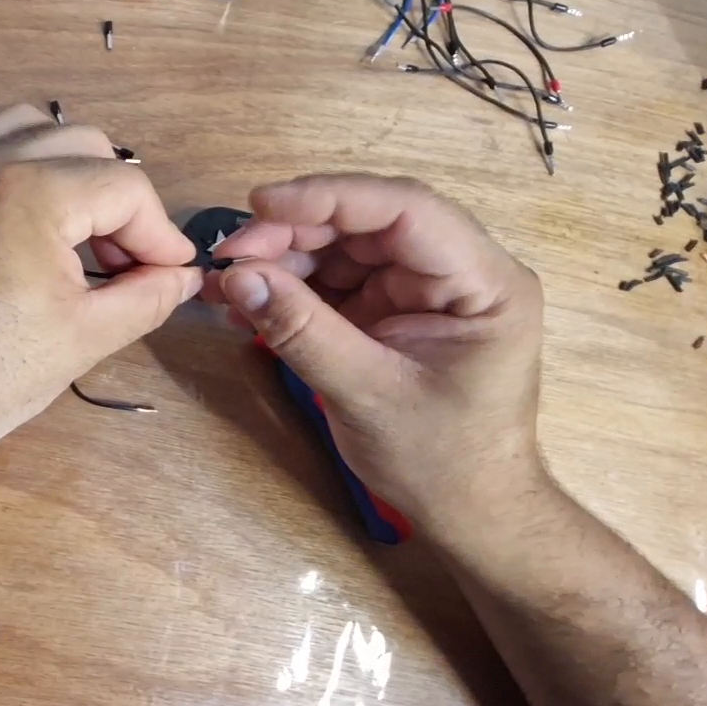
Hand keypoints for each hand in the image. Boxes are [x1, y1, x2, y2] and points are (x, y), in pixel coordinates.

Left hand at [0, 103, 200, 484]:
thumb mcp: (87, 338)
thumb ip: (149, 295)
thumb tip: (184, 274)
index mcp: (32, 194)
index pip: (125, 187)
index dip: (158, 232)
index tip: (170, 272)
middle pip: (82, 144)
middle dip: (118, 201)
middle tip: (125, 264)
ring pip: (23, 123)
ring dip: (62, 161)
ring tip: (75, 222)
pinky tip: (3, 172)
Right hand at [204, 174, 546, 525]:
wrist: (462, 508)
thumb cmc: (437, 458)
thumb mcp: (364, 393)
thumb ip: (301, 331)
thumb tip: (235, 278)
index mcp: (481, 282)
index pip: (406, 211)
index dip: (330, 198)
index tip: (259, 206)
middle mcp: (452, 273)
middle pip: (365, 225)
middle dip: (292, 235)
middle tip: (229, 258)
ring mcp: (416, 291)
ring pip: (340, 250)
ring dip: (280, 262)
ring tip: (225, 284)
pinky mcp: (385, 311)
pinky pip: (330, 284)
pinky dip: (285, 291)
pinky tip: (244, 304)